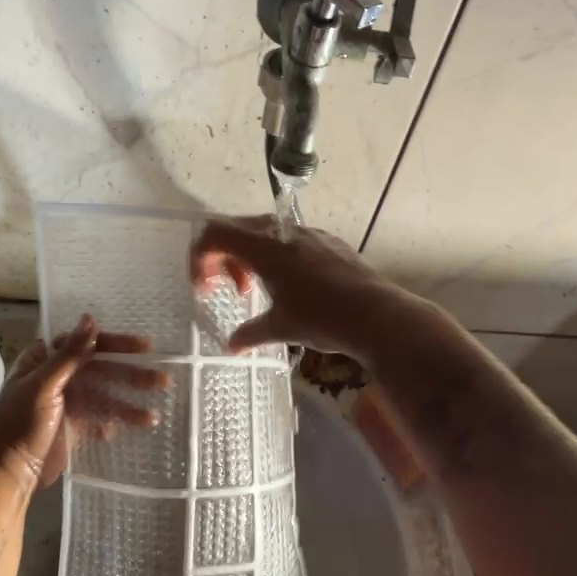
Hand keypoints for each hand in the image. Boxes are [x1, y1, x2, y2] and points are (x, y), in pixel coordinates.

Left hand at [0, 314, 166, 488]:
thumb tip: (90, 318)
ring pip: (105, 398)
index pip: (87, 344)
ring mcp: (67, 403)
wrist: (9, 471)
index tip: (147, 348)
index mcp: (45, 360)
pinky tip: (131, 429)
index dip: (117, 345)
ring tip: (153, 418)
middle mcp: (58, 378)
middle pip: (102, 371)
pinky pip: (101, 420)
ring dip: (129, 406)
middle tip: (163, 381)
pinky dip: (115, 423)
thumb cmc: (20, 424)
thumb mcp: (44, 386)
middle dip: (132, 377)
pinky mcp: (74, 427)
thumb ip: (70, 355)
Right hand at [191, 215, 425, 357]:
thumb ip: (250, 333)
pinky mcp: (329, 243)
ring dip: (252, 258)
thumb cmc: (321, 318)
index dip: (200, 258)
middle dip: (225, 259)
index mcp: (263, 247)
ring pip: (266, 234)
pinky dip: (278, 259)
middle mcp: (283, 232)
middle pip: (237, 230)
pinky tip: (292, 289)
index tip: (205, 289)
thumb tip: (232, 345)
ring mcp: (309, 234)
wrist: (376, 315)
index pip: (215, 234)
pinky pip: (291, 241)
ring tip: (260, 291)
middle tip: (233, 291)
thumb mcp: (280, 328)